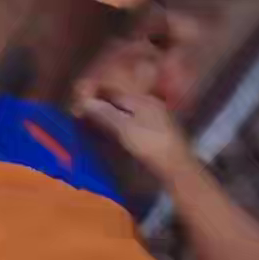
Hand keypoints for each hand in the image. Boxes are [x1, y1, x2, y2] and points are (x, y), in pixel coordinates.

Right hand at [79, 89, 194, 175]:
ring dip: (111, 115)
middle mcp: (150, 103)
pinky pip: (135, 121)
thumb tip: (86, 102)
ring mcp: (157, 117)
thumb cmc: (150, 145)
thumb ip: (105, 113)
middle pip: (120, 100)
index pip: (113, 92)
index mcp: (142, 99)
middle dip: (102, 105)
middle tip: (85, 116)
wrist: (178, 167)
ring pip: (128, 111)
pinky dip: (122, 124)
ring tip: (96, 124)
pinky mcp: (160, 131)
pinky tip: (117, 134)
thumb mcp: (124, 129)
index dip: (95, 97)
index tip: (80, 107)